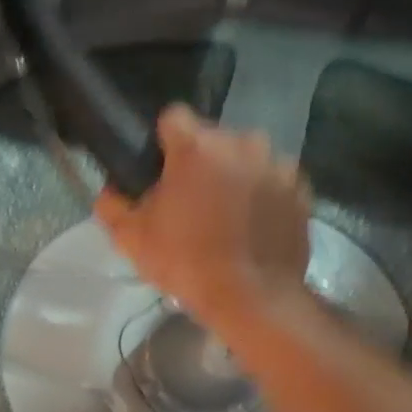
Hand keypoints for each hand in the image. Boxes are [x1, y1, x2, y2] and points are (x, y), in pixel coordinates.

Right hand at [95, 105, 312, 331]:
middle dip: (199, 161)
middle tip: (188, 200)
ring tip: (223, 213)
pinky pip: (272, 179)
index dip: (161, 140)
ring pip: (245, 156)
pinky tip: (249, 225)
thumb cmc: (185, 261)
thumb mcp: (130, 238)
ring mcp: (277, 164)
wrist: (251, 295)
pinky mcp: (301, 188)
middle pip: (212, 138)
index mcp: (197, 148)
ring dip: (232, 174)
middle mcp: (241, 143)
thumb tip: (110, 191)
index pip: (173, 116)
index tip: (158, 168)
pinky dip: (260, 193)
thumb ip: (112, 206)